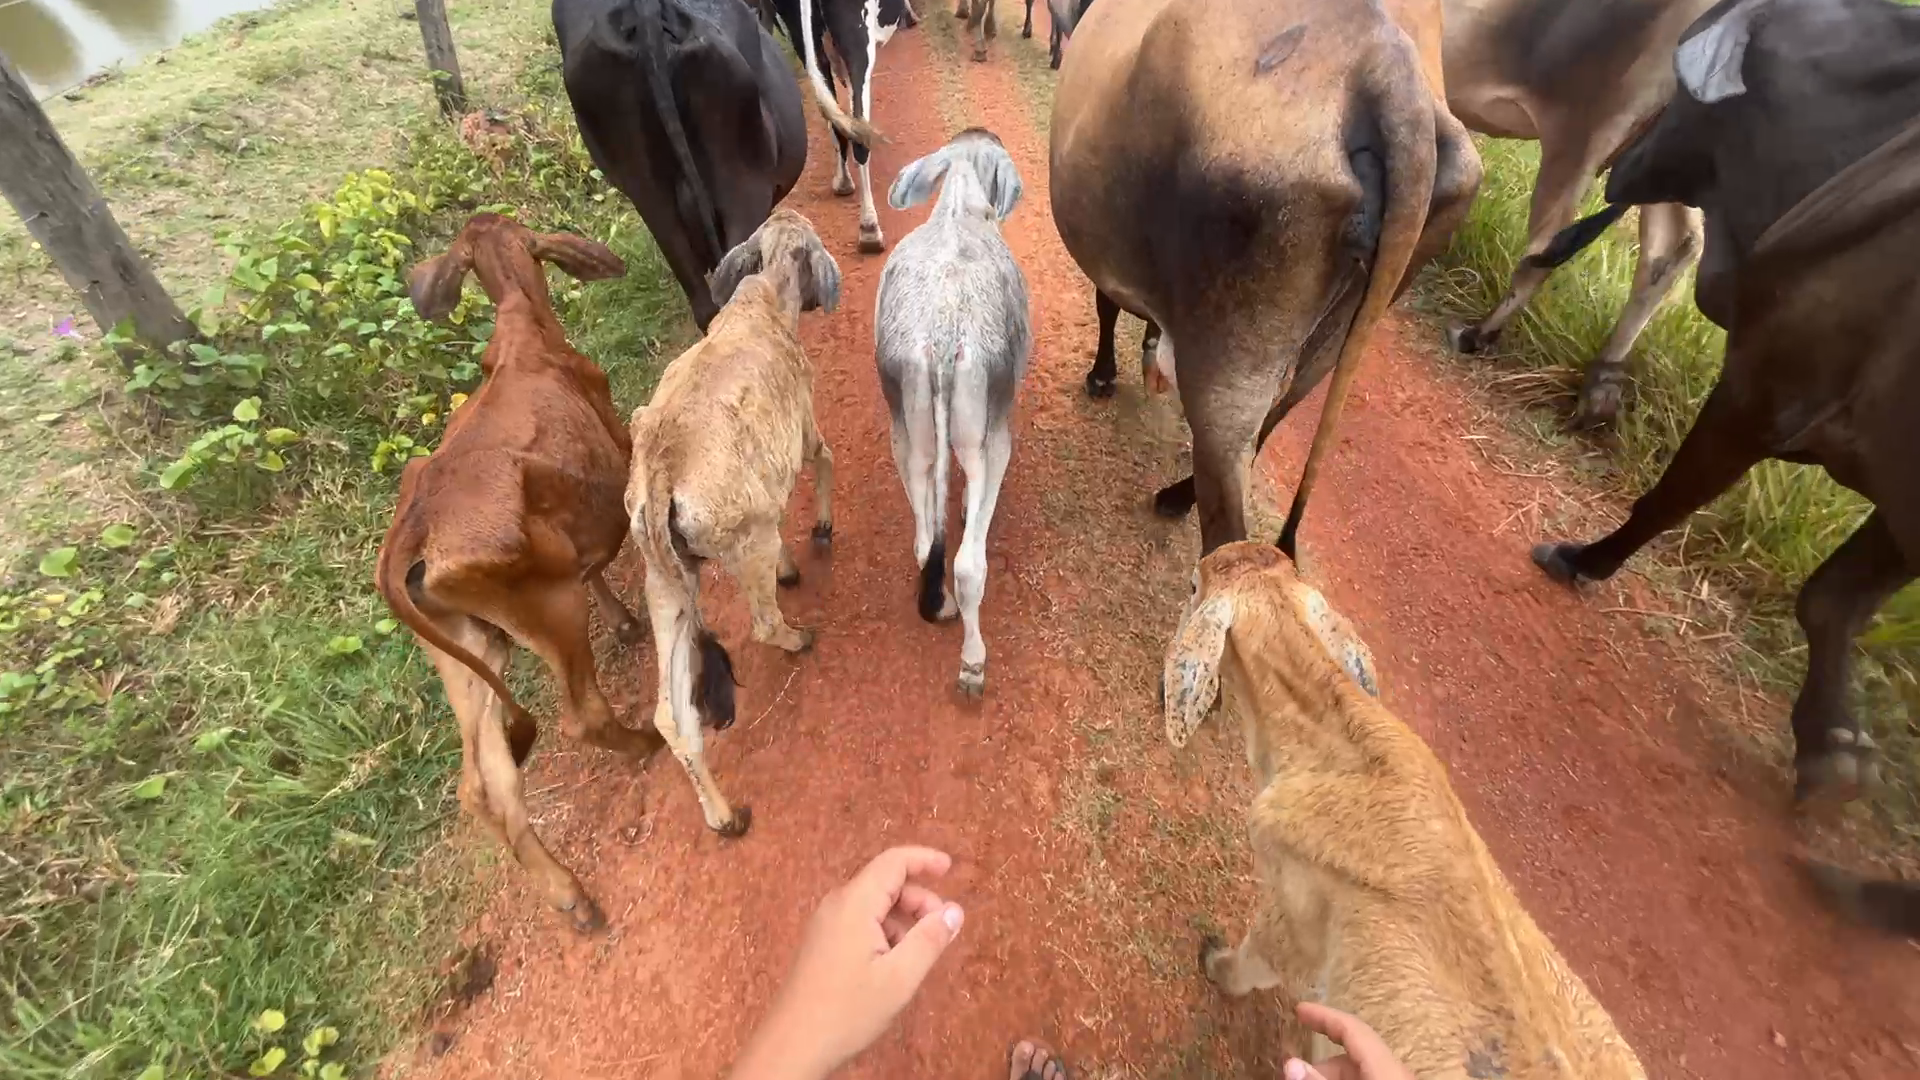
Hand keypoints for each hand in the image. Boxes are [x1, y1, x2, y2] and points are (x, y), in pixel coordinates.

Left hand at [732, 846, 964, 1079]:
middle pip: (885, 882)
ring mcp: (826, 921)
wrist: (791, 1048)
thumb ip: (930, 940)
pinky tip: (893, 963)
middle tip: (942, 929)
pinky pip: (860, 920)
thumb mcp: (899, 979)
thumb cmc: (847, 1011)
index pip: (894, 861)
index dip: (924, 859)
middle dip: (918, 899)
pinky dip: (884, 930)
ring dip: (902, 918)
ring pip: (874, 904)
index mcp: (855, 902)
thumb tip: (955, 910)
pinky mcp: (822, 941)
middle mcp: (838, 902)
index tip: (951, 868)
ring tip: (920, 952)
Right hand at [1284, 1001, 1415, 1079]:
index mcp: (1386, 1064)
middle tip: (1296, 1069)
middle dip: (1323, 1058)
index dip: (1323, 1014)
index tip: (1298, 1008)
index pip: (1351, 1027)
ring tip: (1309, 1079)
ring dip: (1334, 1074)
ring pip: (1364, 1070)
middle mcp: (1397, 1070)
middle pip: (1355, 1052)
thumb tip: (1289, 1063)